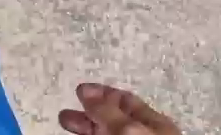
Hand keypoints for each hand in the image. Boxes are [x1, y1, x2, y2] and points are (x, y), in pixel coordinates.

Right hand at [59, 83, 181, 134]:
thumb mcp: (127, 130)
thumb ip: (106, 110)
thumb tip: (85, 91)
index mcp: (154, 124)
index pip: (125, 101)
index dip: (101, 93)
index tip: (78, 90)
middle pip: (113, 120)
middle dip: (87, 115)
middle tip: (66, 114)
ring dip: (85, 131)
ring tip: (65, 126)